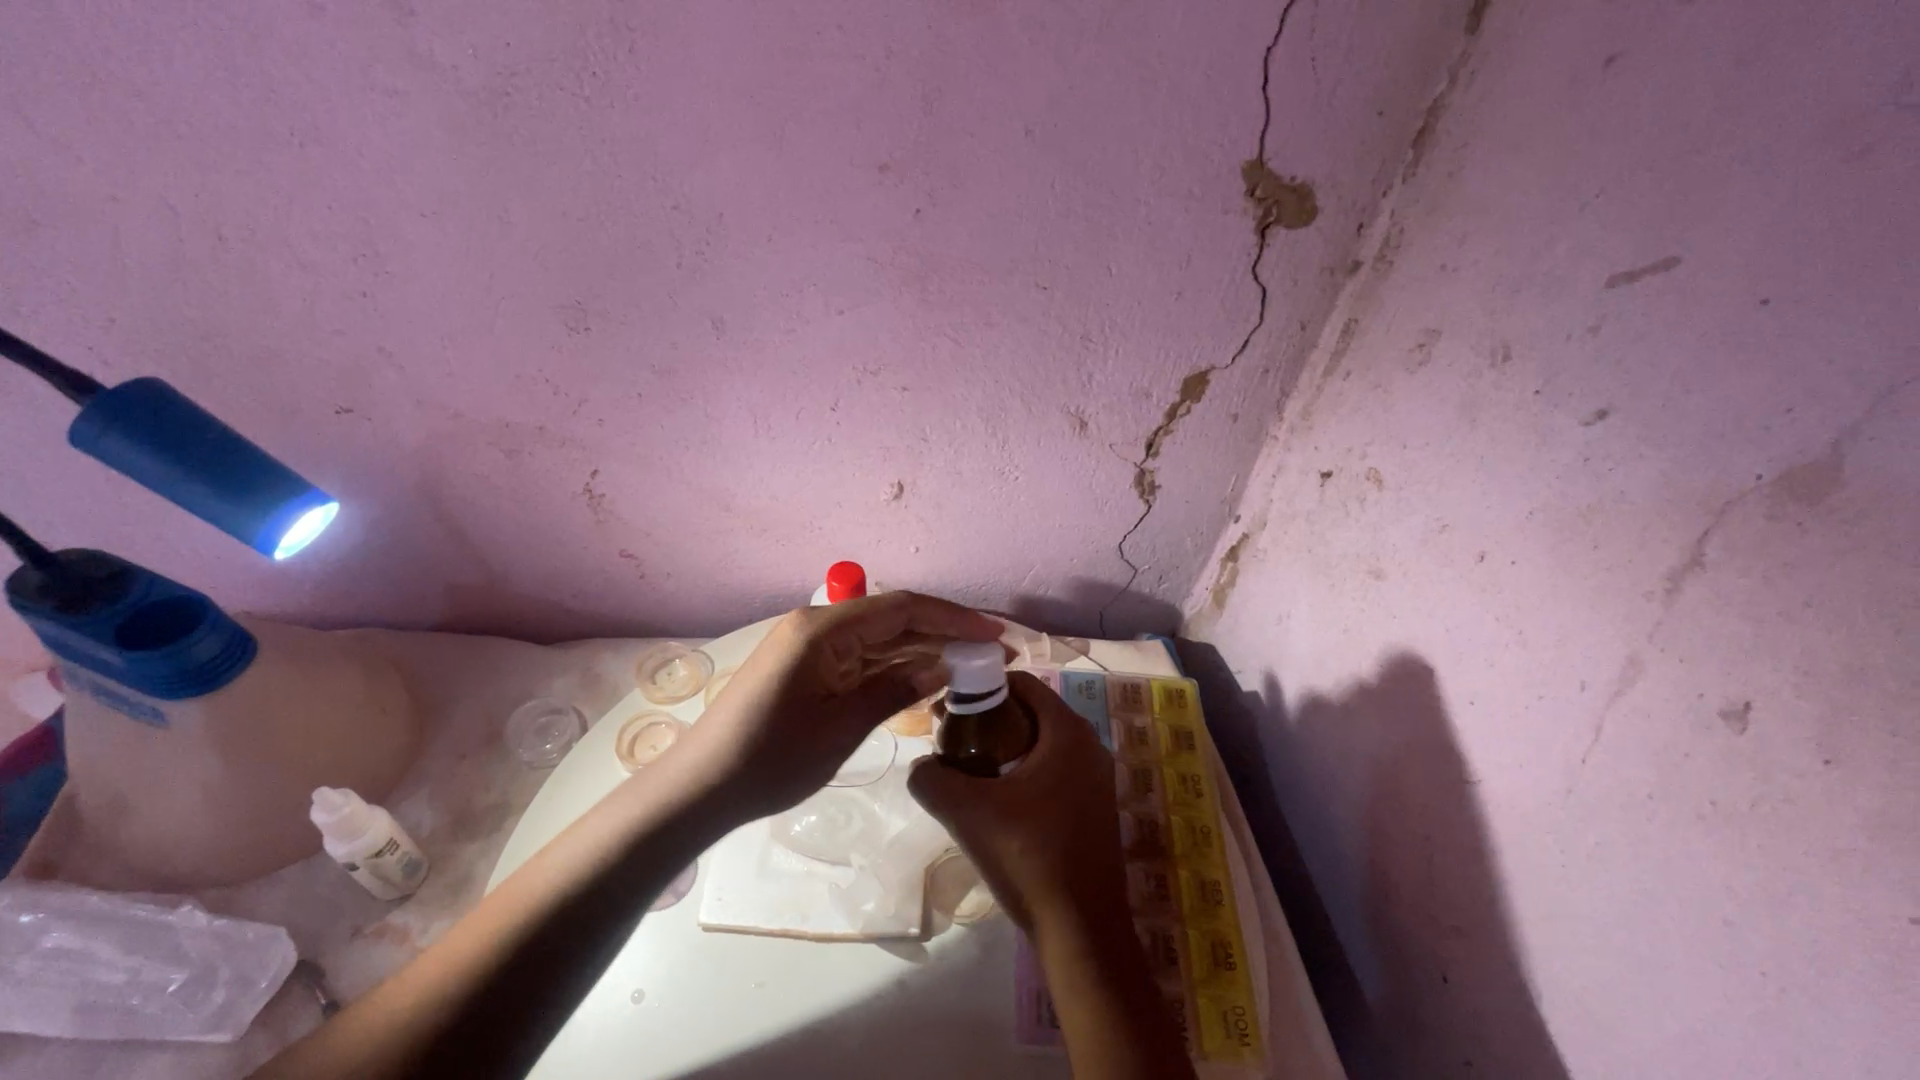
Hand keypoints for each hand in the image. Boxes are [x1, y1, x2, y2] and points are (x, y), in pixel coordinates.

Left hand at [678, 592, 1003, 820]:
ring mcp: (812, 648)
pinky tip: (928, 679)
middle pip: (895, 619)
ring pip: (882, 640)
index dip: (954, 618)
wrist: (701, 788)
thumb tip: (943, 667)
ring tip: (974, 668)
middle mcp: (819, 627)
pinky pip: (863, 660)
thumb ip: (894, 691)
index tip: (996, 634)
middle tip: (995, 655)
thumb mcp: (842, 728)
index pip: (903, 608)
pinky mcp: (808, 670)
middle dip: (946, 634)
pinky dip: (896, 669)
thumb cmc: (771, 759)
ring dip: (925, 651)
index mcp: (824, 629)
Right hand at [908, 671, 1130, 934]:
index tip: (946, 711)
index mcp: (1068, 732)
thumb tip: (921, 766)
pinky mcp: (1094, 809)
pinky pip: (1052, 773)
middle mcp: (1090, 746)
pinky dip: (1022, 776)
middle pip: (1029, 713)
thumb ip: (931, 778)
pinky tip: (996, 807)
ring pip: (1040, 746)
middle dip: (987, 721)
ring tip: (967, 776)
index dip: (980, 688)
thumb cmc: (1028, 856)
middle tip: (950, 744)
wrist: (1081, 930)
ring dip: (1003, 751)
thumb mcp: (966, 811)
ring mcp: (1097, 780)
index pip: (1020, 683)